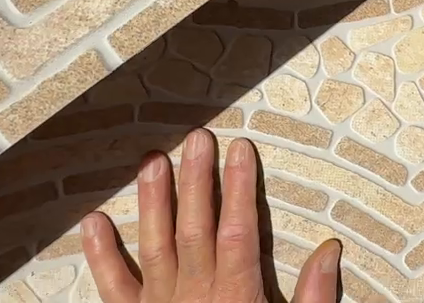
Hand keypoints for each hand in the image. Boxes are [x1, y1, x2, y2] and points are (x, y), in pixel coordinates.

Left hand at [81, 129, 339, 302]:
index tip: (241, 147)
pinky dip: (101, 256)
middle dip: (197, 181)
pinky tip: (93, 222)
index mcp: (235, 299)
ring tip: (151, 162)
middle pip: (195, 230)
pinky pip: (113, 289)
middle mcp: (193, 300)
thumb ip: (311, 300)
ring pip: (155, 249)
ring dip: (153, 205)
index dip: (239, 188)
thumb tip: (330, 249)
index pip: (237, 232)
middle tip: (196, 137)